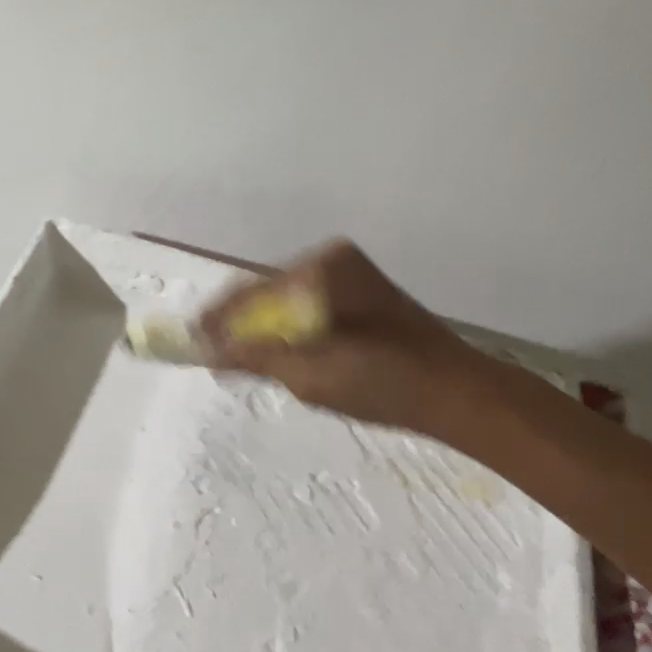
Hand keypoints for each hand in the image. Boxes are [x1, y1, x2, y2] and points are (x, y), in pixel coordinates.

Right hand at [200, 239, 490, 434]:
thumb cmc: (384, 383)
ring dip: (267, 327)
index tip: (191, 342)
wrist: (460, 393)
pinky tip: (285, 352)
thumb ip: (253, 357)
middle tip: (216, 355)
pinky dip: (294, 326)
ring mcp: (352, 272)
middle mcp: (333, 258)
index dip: (218, 318)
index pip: (251, 291)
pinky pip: (313, 303)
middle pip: (268, 290)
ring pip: (290, 298)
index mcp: (320, 269)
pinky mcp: (366, 290)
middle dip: (241, 324)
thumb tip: (205, 351)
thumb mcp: (310, 375)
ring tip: (243, 359)